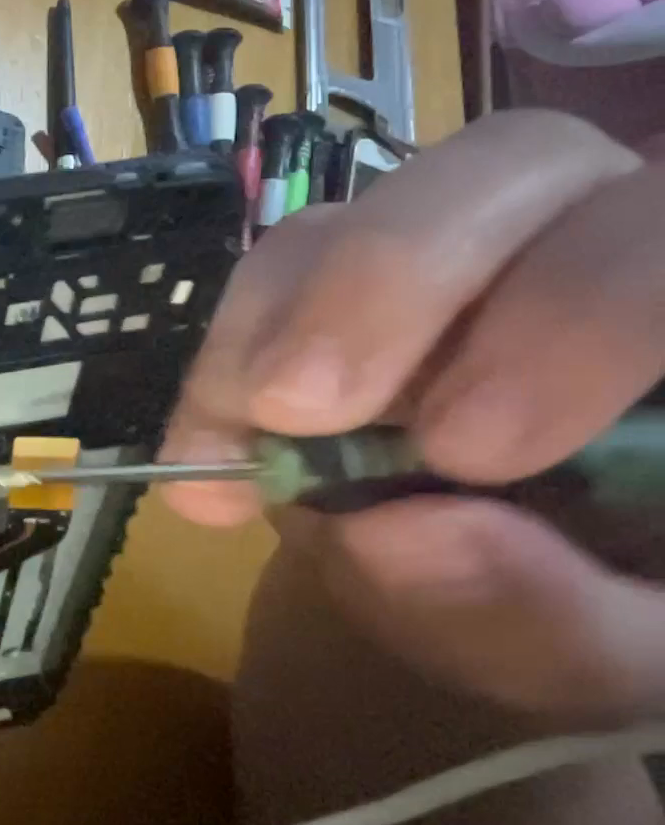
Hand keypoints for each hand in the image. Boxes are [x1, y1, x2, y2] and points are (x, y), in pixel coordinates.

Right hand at [161, 109, 664, 722]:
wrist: (522, 588)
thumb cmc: (615, 617)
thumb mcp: (620, 658)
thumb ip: (549, 614)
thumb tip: (391, 534)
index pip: (659, 242)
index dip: (569, 314)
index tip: (460, 452)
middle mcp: (588, 240)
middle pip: (504, 166)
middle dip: (381, 279)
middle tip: (293, 407)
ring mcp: (451, 253)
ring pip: (356, 211)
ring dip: (271, 320)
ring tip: (231, 438)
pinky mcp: (342, 281)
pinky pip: (273, 275)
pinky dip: (224, 356)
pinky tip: (205, 444)